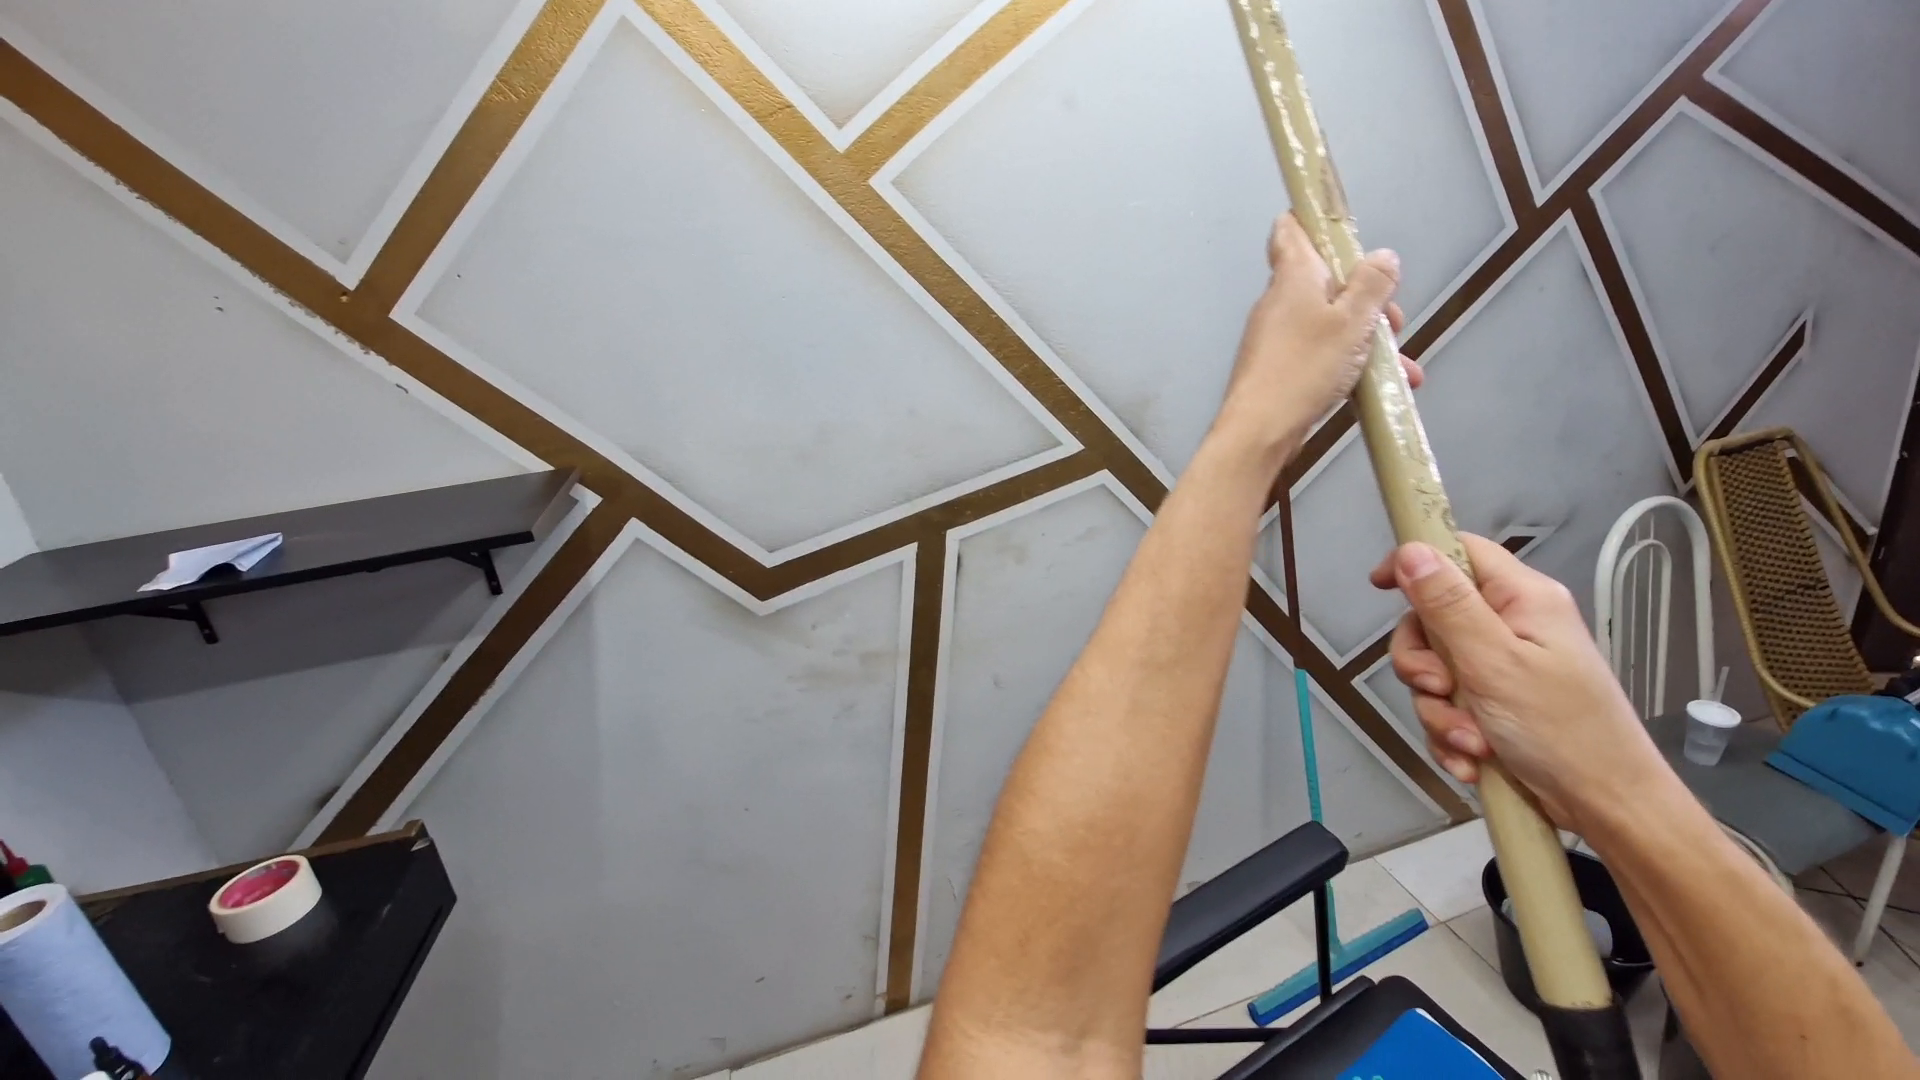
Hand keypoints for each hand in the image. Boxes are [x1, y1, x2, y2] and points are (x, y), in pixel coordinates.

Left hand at [1211, 214, 1420, 468]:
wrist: (1258, 432)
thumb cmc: (1304, 369)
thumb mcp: (1353, 321)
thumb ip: (1372, 284)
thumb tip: (1381, 256)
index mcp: (1293, 277)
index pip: (1291, 230)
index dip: (1314, 221)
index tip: (1345, 231)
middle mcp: (1279, 303)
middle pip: (1327, 283)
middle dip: (1367, 298)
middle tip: (1393, 323)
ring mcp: (1275, 338)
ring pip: (1329, 324)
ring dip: (1367, 340)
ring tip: (1400, 367)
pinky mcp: (1277, 370)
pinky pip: (1320, 356)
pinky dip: (1349, 365)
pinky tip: (1380, 389)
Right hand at [1368, 535, 1666, 830]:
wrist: (1608, 809)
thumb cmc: (1561, 730)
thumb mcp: (1494, 663)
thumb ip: (1448, 606)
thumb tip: (1410, 551)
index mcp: (1522, 600)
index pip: (1459, 552)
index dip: (1415, 560)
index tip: (1380, 586)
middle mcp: (1511, 626)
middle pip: (1431, 619)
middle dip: (1421, 663)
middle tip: (1438, 688)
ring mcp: (1502, 668)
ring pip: (1433, 670)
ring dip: (1437, 709)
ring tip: (1468, 741)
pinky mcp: (1494, 706)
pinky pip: (1445, 706)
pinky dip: (1448, 733)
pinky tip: (1470, 758)